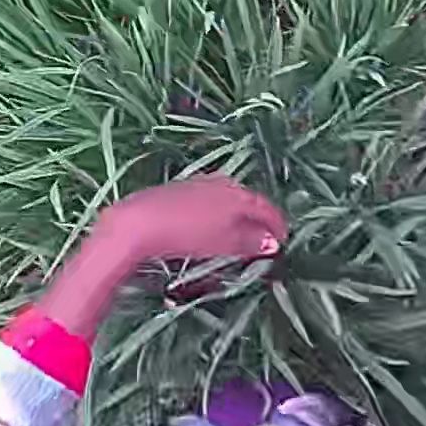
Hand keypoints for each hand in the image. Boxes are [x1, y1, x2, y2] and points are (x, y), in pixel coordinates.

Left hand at [95, 174, 286, 262]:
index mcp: (236, 194)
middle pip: (247, 198)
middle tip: (265, 236)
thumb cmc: (187, 233)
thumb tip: (272, 242)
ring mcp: (198, 184)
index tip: (284, 238)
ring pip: (227, 196)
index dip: (276, 223)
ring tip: (241, 230)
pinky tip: (211, 222)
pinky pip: (210, 198)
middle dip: (258, 217)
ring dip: (238, 213)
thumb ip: (250, 241)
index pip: (264, 206)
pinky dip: (219, 211)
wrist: (141, 222)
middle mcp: (220, 184)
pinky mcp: (180, 190)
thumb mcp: (224, 242)